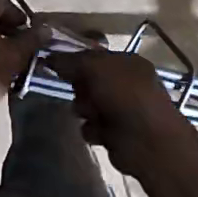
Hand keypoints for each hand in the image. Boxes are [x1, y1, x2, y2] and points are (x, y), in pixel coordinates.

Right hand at [46, 49, 197, 179]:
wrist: (147, 140)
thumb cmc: (126, 95)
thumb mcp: (98, 69)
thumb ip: (73, 61)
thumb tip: (50, 57)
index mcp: (127, 62)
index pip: (94, 56)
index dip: (76, 60)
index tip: (54, 65)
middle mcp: (125, 83)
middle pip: (88, 80)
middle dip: (80, 87)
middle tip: (81, 92)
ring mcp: (120, 108)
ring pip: (87, 104)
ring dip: (85, 109)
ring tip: (92, 114)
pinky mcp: (114, 132)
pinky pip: (90, 126)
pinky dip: (92, 129)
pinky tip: (99, 132)